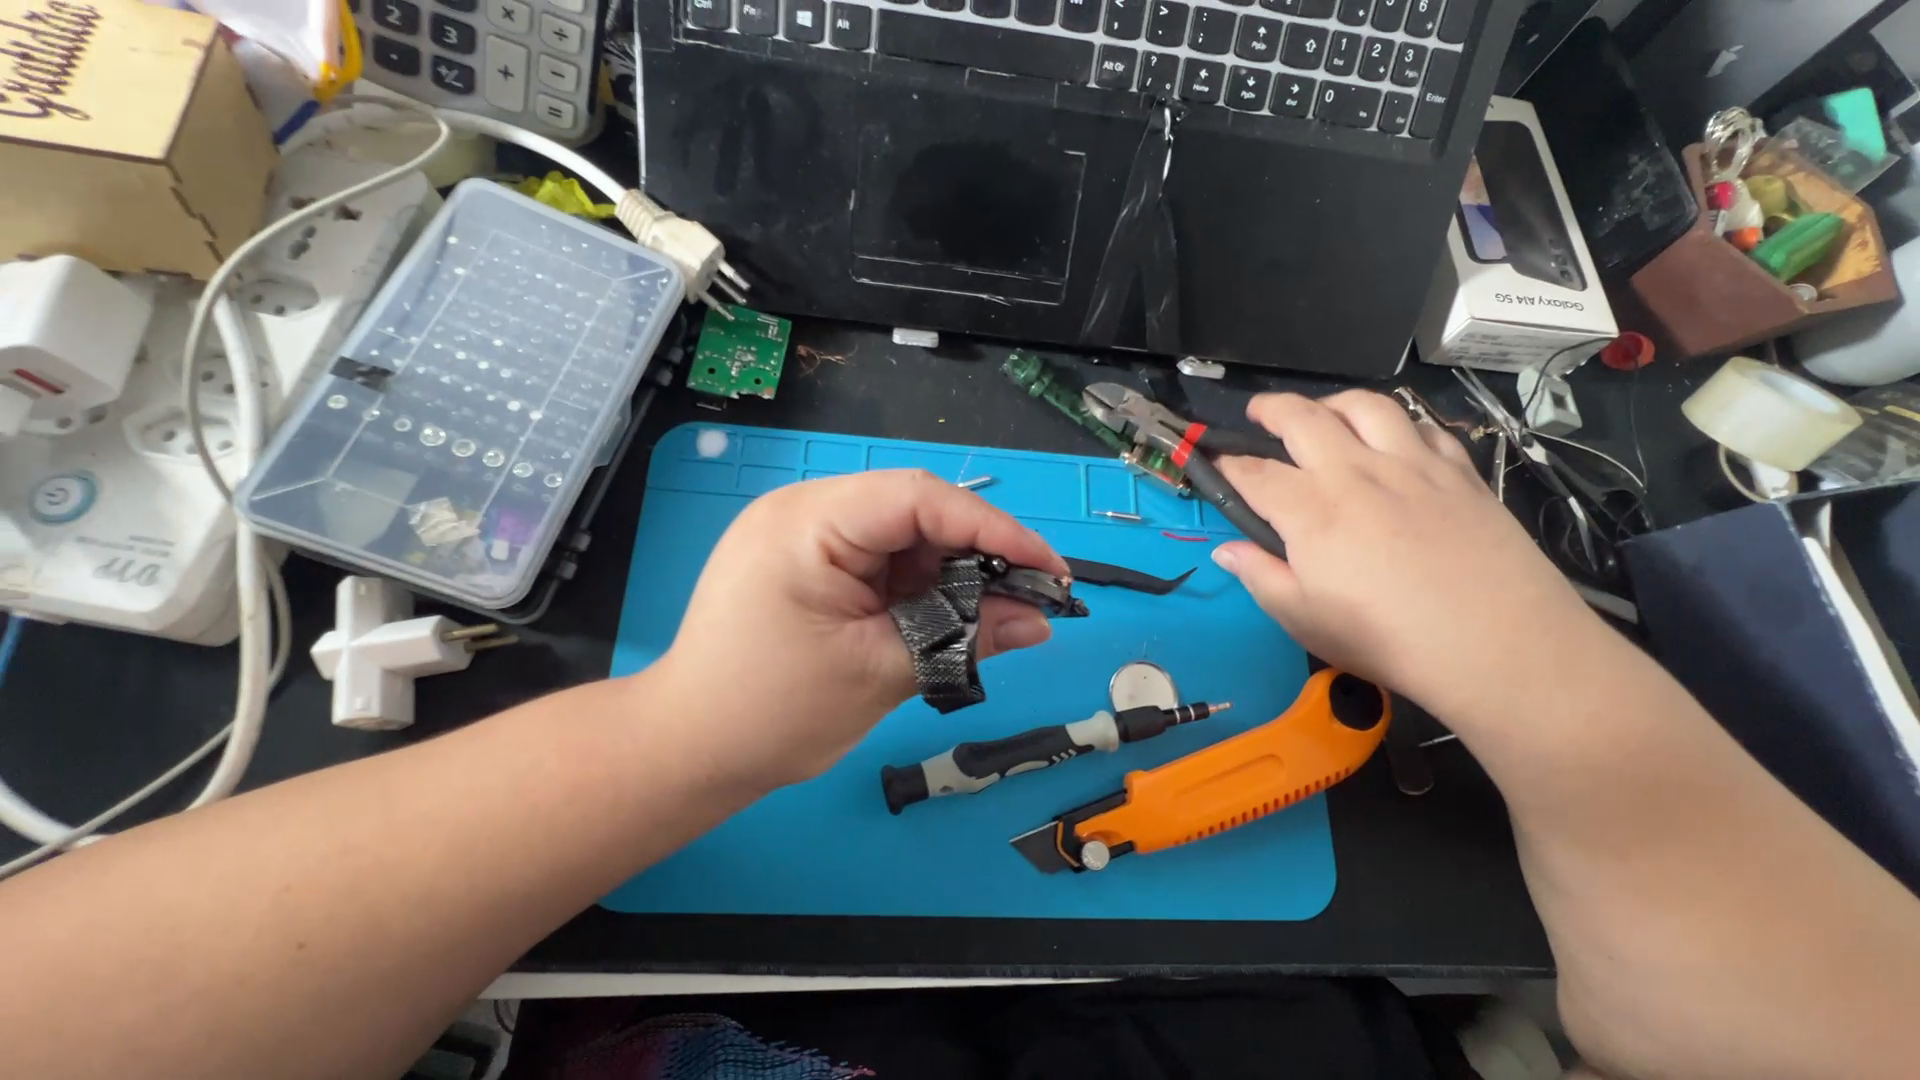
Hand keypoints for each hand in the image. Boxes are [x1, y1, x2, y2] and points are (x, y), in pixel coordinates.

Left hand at [650, 470, 1066, 791]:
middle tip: (1028, 598)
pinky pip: (879, 560)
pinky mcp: (807, 563)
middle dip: (975, 553)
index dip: (993, 529)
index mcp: (808, 522)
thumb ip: (965, 637)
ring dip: (949, 574)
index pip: (919, 498)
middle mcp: (803, 510)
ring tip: (991, 616)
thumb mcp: (881, 673)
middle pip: (913, 511)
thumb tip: (1040, 621)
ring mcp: (801, 534)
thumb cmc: (771, 714)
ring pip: (902, 537)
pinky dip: (919, 588)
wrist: (689, 751)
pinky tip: (946, 618)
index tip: (1047, 568)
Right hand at [1211, 391, 1596, 712]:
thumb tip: (1226, 550)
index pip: (1254, 473)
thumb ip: (1260, 577)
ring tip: (1324, 413)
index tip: (1215, 465)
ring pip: (1366, 406)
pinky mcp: (1458, 472)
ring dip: (1333, 402)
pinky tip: (1395, 441)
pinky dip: (1399, 425)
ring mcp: (1412, 466)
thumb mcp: (1305, 620)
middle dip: (1271, 409)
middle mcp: (1356, 472)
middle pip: (1303, 418)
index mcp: (1310, 510)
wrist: (1497, 643)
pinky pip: (1423, 428)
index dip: (1227, 466)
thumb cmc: (1387, 639)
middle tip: (1258, 413)